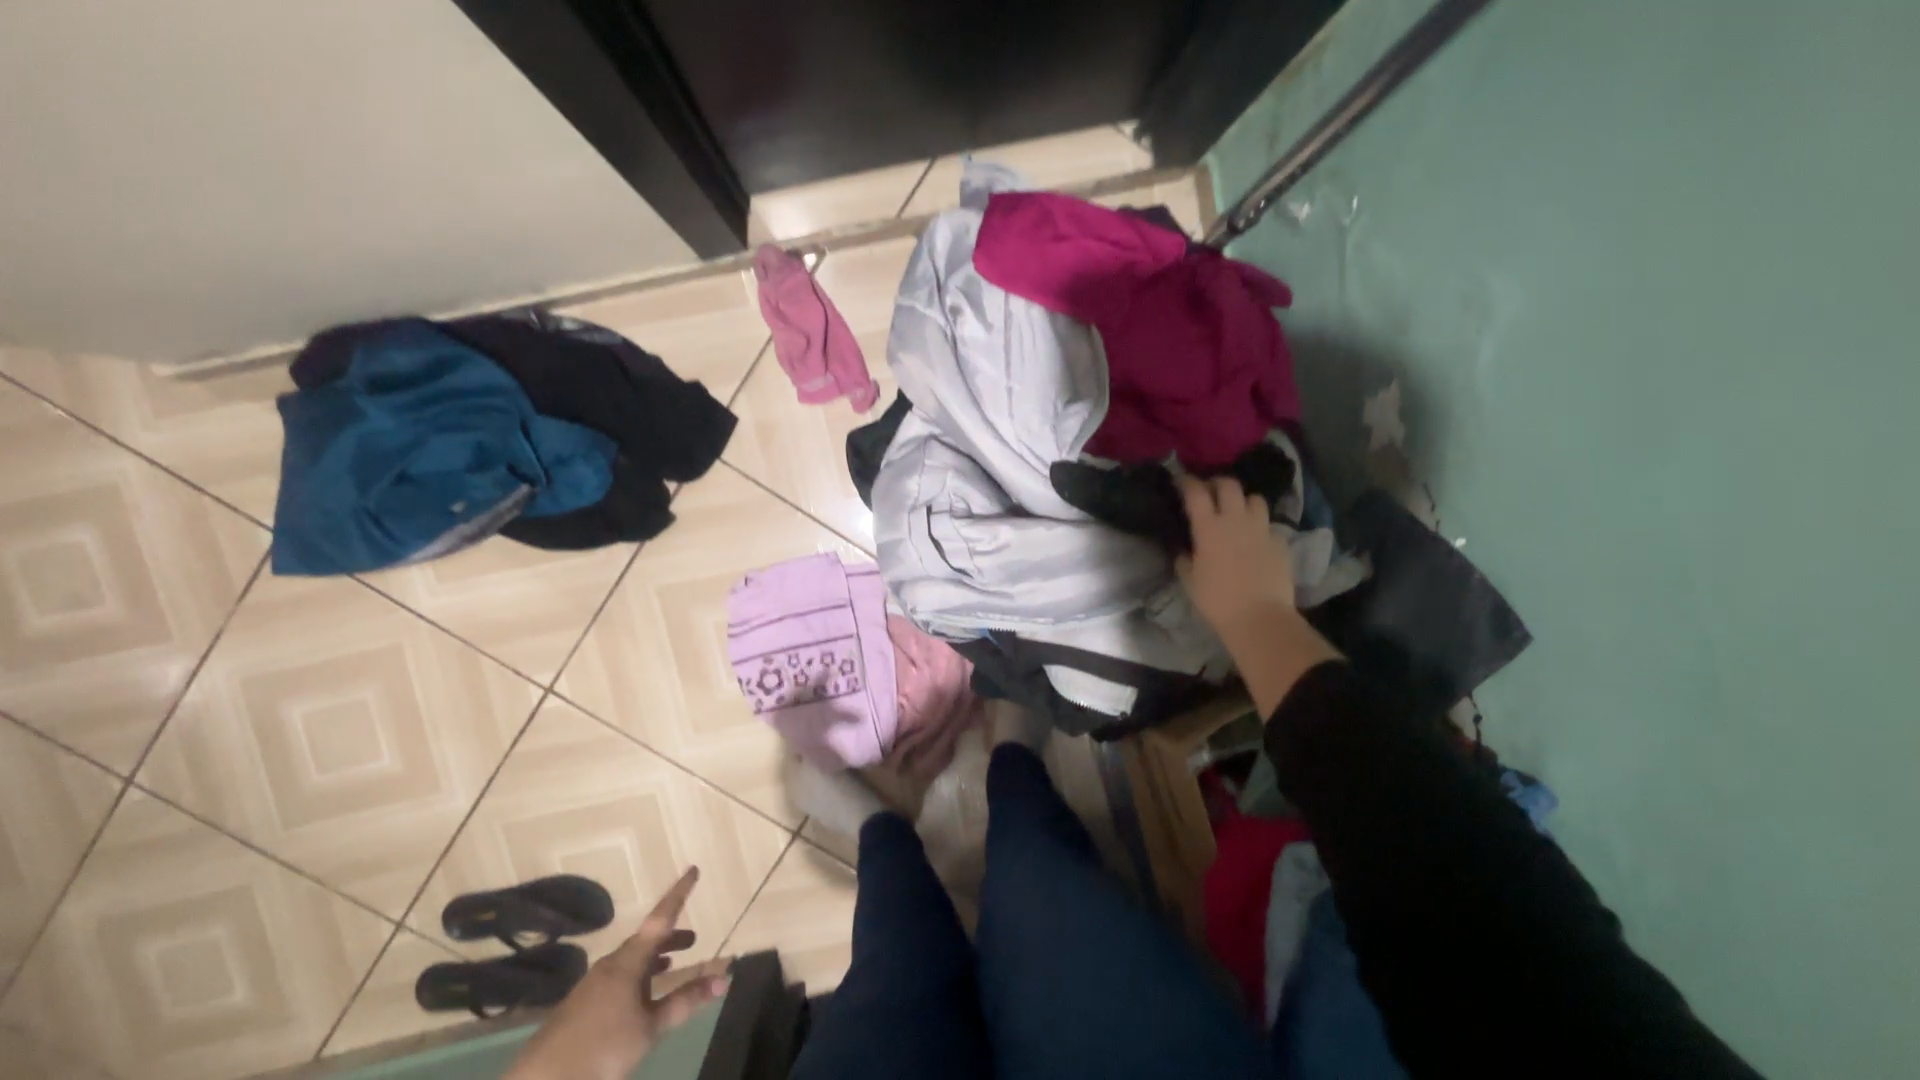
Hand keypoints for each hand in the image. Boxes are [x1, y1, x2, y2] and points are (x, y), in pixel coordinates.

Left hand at [505, 868, 729, 1079]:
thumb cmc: (603, 1047)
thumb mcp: (651, 1026)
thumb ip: (685, 1001)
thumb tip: (723, 978)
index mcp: (627, 962)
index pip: (660, 918)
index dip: (678, 894)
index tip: (693, 870)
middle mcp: (610, 966)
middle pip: (644, 941)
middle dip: (669, 937)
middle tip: (693, 940)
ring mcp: (593, 985)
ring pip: (631, 961)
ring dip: (654, 959)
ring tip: (672, 965)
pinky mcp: (583, 1006)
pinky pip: (618, 979)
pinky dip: (639, 977)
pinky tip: (641, 999)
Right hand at [1175, 474, 1294, 633]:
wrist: (1259, 617)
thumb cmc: (1217, 600)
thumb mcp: (1190, 581)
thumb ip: (1185, 559)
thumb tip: (1186, 551)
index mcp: (1209, 528)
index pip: (1196, 492)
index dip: (1187, 482)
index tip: (1182, 481)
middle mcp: (1236, 520)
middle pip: (1229, 485)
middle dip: (1218, 484)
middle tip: (1211, 493)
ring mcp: (1262, 529)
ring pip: (1255, 499)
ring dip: (1244, 502)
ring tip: (1239, 512)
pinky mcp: (1280, 542)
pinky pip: (1270, 526)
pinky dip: (1261, 528)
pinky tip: (1257, 541)